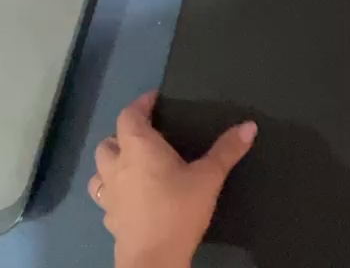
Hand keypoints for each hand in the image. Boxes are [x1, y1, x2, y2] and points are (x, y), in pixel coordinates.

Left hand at [90, 91, 256, 267]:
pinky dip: (115, 192)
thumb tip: (249, 125)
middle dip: (122, 134)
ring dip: (111, 163)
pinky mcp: (110, 221)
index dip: (140, 104)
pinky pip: (106, 199)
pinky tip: (131, 197)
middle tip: (145, 134)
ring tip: (131, 164)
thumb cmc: (178, 210)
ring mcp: (110, 197)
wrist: (153, 263)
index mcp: (139, 148)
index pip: (129, 115)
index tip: (155, 99)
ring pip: (99, 171)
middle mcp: (118, 167)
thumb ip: (227, 150)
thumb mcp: (209, 177)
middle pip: (108, 142)